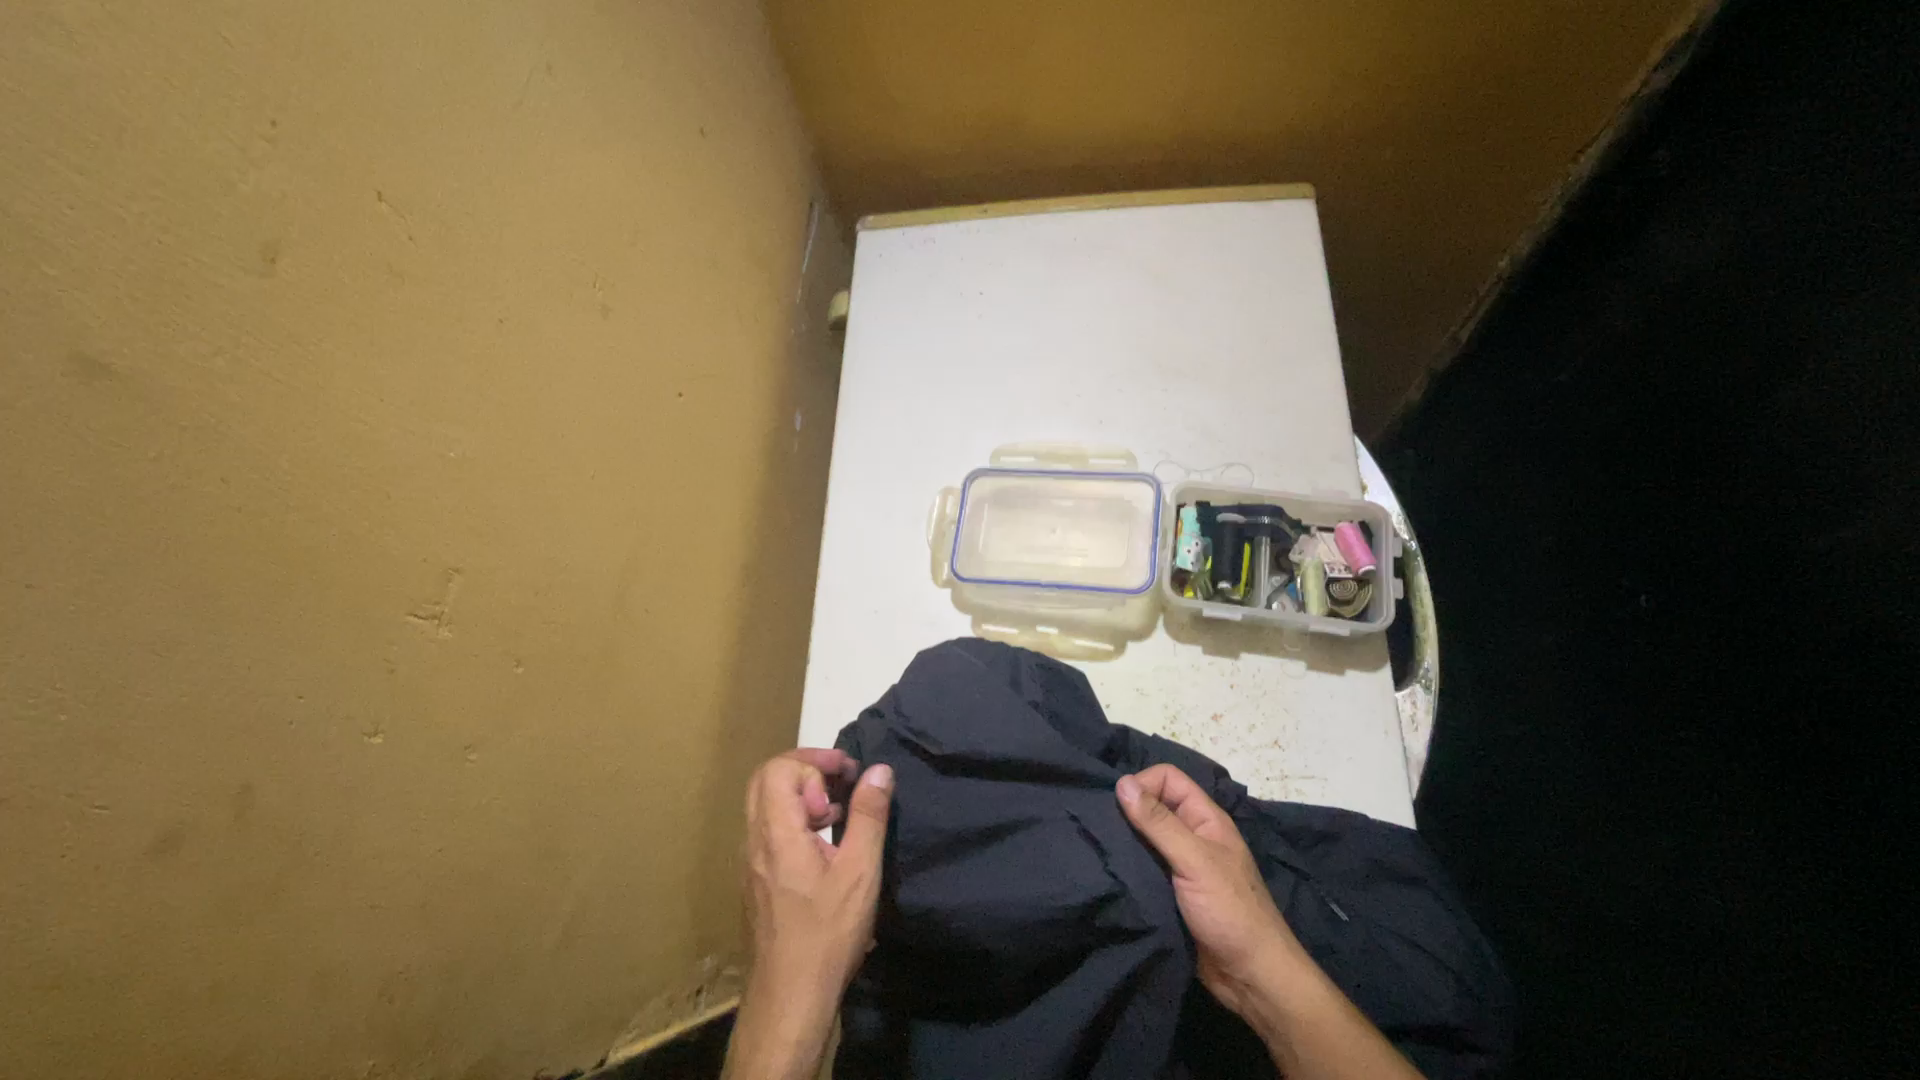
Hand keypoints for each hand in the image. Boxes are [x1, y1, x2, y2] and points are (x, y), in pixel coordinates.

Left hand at [725, 748, 892, 1079]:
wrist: (790, 997)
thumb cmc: (827, 933)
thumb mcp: (860, 871)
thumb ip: (868, 816)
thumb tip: (878, 770)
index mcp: (776, 833)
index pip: (779, 768)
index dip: (815, 760)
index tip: (849, 773)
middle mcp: (754, 841)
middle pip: (766, 780)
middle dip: (806, 772)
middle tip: (841, 786)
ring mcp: (750, 863)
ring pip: (765, 807)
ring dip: (801, 797)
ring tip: (837, 818)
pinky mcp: (756, 881)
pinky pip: (768, 831)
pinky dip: (794, 821)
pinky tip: (824, 849)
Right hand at [1116, 764, 1303, 1019]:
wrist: (1251, 977)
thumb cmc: (1230, 911)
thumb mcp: (1195, 860)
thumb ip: (1159, 822)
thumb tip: (1122, 782)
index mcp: (1205, 819)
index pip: (1168, 778)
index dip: (1143, 784)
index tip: (1117, 807)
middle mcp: (1192, 835)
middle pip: (1153, 806)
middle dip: (1126, 812)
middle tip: (1096, 826)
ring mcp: (1180, 865)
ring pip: (1144, 838)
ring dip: (1123, 842)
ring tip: (1095, 848)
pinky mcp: (1168, 892)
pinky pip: (1142, 868)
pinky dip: (1126, 867)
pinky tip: (1106, 872)